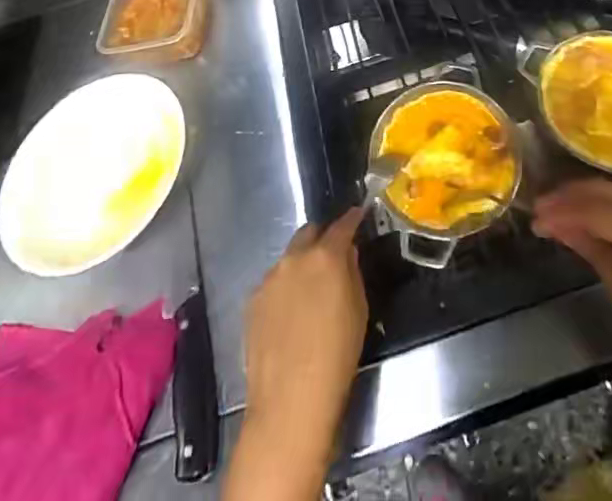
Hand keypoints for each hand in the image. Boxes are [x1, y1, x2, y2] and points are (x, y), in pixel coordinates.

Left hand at [242, 207, 366, 434]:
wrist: (291, 398)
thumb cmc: (338, 353)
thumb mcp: (359, 308)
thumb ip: (352, 272)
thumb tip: (347, 254)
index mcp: (326, 256)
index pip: (342, 225)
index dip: (352, 218)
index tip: (359, 214)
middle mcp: (293, 259)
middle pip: (309, 233)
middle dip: (323, 236)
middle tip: (335, 252)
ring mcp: (268, 279)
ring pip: (289, 259)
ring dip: (302, 263)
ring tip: (312, 289)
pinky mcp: (252, 302)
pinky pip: (274, 283)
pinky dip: (286, 286)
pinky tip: (292, 311)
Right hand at [532, 180, 611, 388]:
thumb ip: (596, 253)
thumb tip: (561, 226)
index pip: (597, 209)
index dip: (563, 210)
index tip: (534, 217)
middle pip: (609, 192)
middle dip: (571, 196)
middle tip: (540, 208)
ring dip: (587, 200)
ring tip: (556, 212)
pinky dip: (605, 209)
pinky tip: (587, 222)